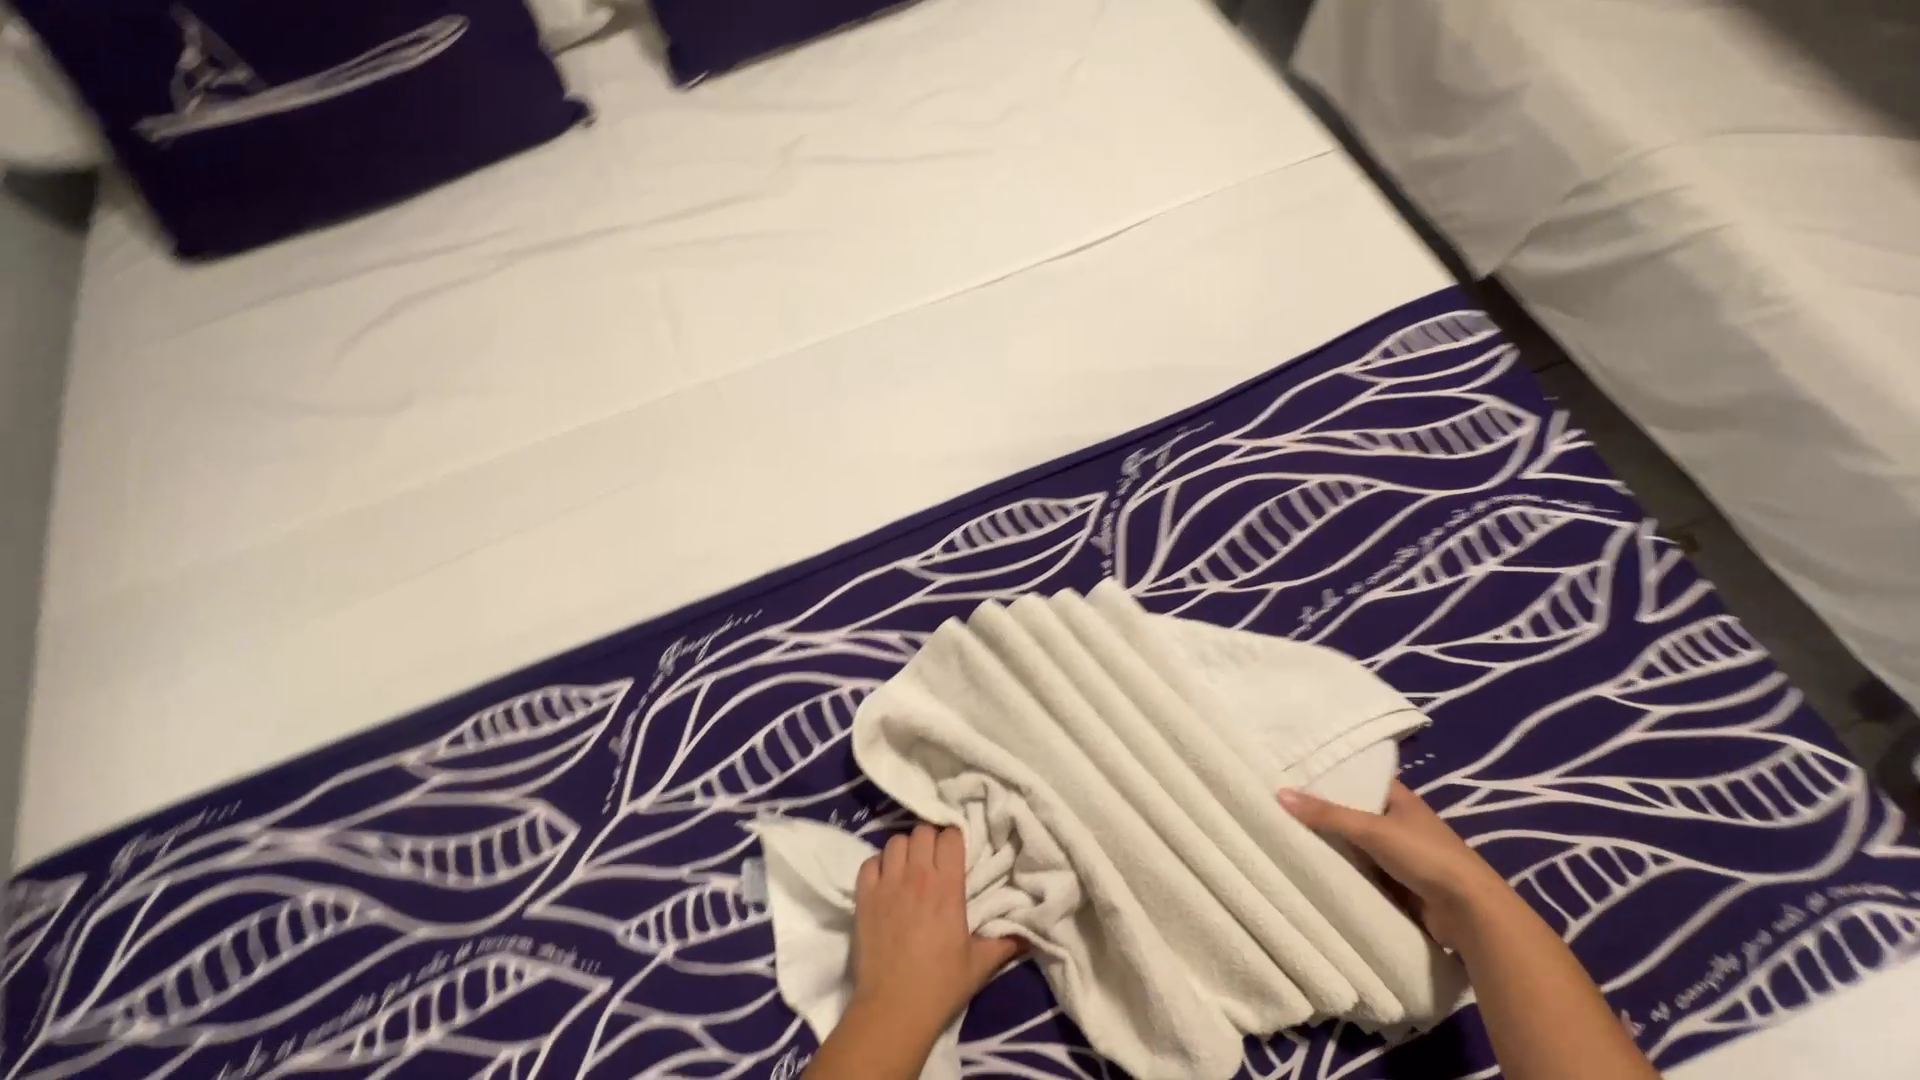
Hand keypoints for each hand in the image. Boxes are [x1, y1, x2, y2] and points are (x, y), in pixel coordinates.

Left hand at [850, 825, 1024, 1037]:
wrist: (893, 1009)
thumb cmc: (940, 985)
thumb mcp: (980, 964)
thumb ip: (1005, 942)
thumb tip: (1029, 933)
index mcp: (947, 887)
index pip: (950, 837)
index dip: (955, 840)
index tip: (957, 853)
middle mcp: (917, 877)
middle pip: (923, 831)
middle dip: (931, 840)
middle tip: (934, 859)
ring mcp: (887, 885)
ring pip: (895, 841)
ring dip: (905, 850)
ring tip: (910, 867)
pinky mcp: (864, 897)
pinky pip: (869, 862)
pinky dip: (878, 865)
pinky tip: (886, 880)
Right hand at [1277, 781, 1514, 952]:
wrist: (1470, 913)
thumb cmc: (1426, 856)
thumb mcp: (1372, 829)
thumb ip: (1327, 814)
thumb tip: (1279, 793)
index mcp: (1399, 798)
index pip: (1358, 778)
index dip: (1329, 775)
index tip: (1292, 772)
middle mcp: (1398, 822)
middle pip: (1352, 812)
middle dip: (1323, 812)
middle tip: (1279, 804)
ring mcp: (1398, 854)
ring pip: (1355, 844)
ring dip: (1331, 844)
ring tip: (1285, 833)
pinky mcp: (1396, 883)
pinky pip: (1361, 870)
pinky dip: (1342, 870)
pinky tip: (1311, 865)